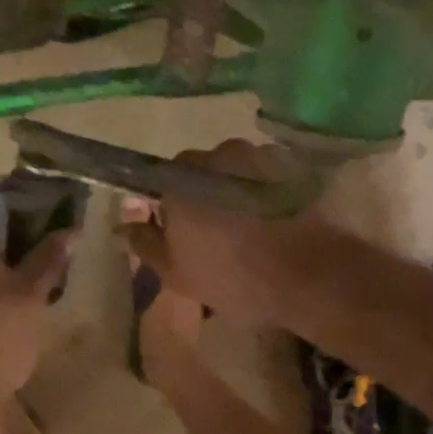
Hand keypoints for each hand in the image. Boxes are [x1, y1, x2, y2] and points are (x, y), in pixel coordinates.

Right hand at [117, 140, 332, 322]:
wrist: (312, 276)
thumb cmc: (234, 278)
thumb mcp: (177, 273)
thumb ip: (145, 244)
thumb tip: (121, 225)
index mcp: (179, 180)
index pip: (162, 179)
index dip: (171, 204)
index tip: (182, 231)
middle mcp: (215, 156)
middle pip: (200, 168)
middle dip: (204, 191)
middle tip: (217, 229)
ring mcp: (257, 156)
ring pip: (236, 167)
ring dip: (237, 188)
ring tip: (253, 224)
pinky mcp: (293, 165)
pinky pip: (268, 172)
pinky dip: (268, 188)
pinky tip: (278, 217)